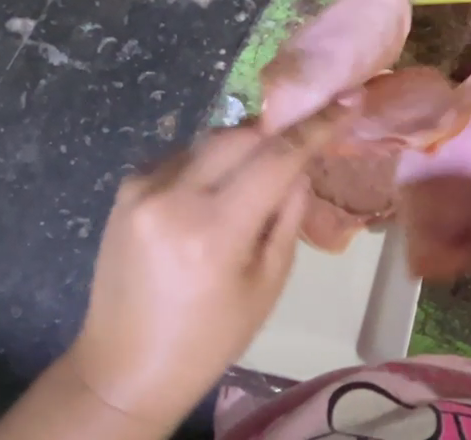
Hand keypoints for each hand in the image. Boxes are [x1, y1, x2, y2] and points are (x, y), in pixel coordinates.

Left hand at [66, 108, 344, 426]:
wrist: (122, 371)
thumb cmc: (208, 339)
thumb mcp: (268, 284)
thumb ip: (289, 215)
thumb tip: (301, 164)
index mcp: (214, 231)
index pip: (278, 157)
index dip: (317, 125)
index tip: (347, 99)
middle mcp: (174, 197)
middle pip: (242, 135)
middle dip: (275, 135)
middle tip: (297, 147)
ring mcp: (143, 188)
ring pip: (212, 139)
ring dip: (241, 149)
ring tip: (249, 183)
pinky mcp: (126, 188)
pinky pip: (183, 155)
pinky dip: (207, 163)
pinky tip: (210, 195)